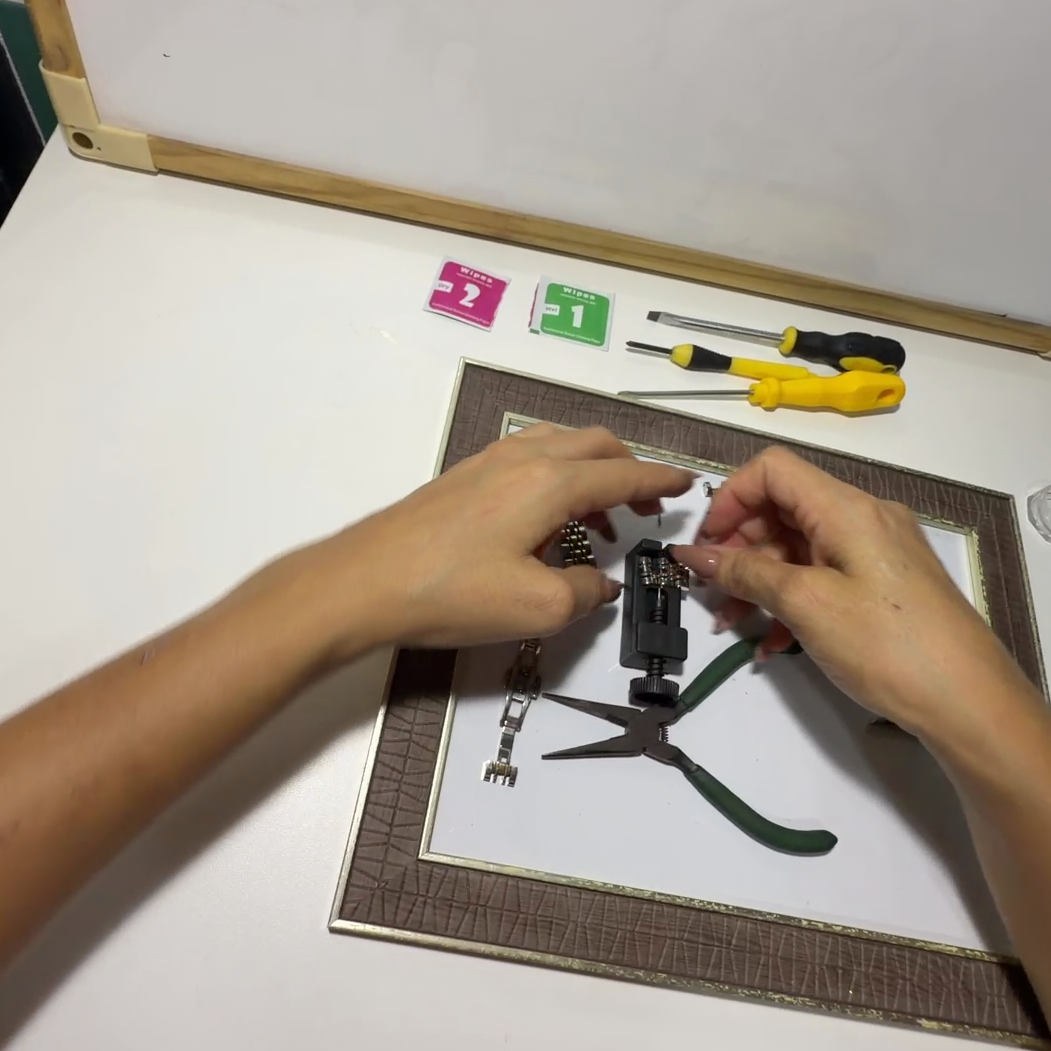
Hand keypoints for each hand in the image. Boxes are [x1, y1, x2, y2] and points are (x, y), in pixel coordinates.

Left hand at [294, 424, 693, 649]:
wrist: (363, 581)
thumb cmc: (452, 593)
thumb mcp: (536, 607)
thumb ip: (585, 592)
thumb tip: (603, 582)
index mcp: (550, 482)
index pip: (622, 473)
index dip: (659, 479)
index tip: (687, 483)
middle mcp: (523, 458)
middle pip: (594, 444)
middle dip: (628, 469)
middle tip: (644, 508)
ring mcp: (488, 461)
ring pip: (559, 445)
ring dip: (590, 471)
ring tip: (598, 519)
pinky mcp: (463, 476)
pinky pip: (527, 458)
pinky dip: (556, 475)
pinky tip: (545, 520)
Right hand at [671, 447, 1041, 746]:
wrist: (971, 704)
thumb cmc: (886, 644)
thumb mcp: (805, 604)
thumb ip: (746, 572)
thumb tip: (694, 553)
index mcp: (846, 508)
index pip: (771, 470)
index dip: (730, 500)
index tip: (706, 546)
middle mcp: (861, 518)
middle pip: (781, 509)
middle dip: (738, 547)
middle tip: (712, 591)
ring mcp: (873, 552)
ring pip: (796, 548)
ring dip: (757, 581)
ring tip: (732, 624)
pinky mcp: (881, 585)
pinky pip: (820, 576)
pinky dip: (788, 600)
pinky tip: (770, 642)